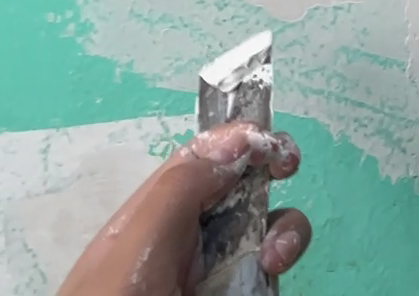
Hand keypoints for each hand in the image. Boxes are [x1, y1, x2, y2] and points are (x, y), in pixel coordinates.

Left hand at [57, 122, 310, 295]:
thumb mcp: (132, 255)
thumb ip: (180, 190)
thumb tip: (239, 137)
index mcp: (151, 221)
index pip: (204, 159)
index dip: (244, 141)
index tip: (273, 150)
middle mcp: (185, 246)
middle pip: (245, 190)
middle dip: (272, 184)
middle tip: (286, 181)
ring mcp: (213, 282)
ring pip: (268, 236)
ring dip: (285, 237)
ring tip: (276, 263)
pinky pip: (268, 281)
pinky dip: (278, 277)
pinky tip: (270, 282)